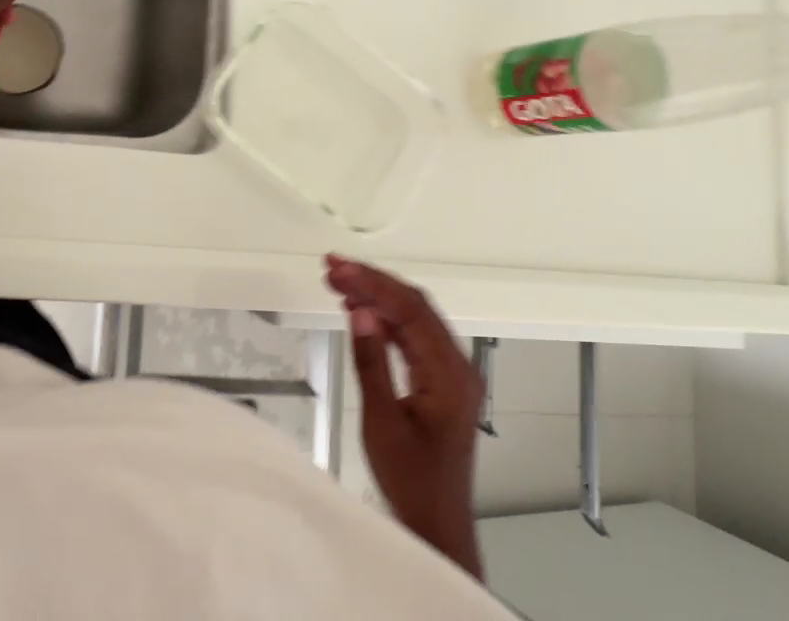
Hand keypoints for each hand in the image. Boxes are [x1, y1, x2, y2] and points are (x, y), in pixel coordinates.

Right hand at [324, 254, 485, 580]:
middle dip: (373, 281)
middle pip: (416, 307)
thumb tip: (360, 312)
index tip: (336, 269)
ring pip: (415, 318)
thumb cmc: (409, 478)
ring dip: (379, 296)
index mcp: (448, 373)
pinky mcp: (442, 381)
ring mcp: (452, 373)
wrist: (436, 522)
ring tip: (339, 280)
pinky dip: (387, 318)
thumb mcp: (381, 421)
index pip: (410, 311)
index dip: (372, 283)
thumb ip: (371, 362)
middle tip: (332, 267)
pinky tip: (361, 311)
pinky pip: (415, 336)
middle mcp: (457, 365)